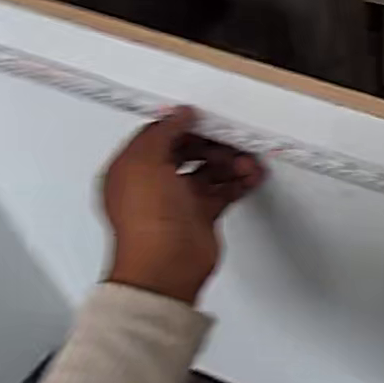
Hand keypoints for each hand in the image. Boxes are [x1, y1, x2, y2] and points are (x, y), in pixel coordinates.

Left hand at [101, 107, 264, 304]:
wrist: (166, 267)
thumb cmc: (147, 222)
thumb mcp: (144, 162)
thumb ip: (162, 132)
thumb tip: (179, 115)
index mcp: (132, 170)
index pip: (159, 136)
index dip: (183, 126)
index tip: (205, 121)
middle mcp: (154, 184)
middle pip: (188, 152)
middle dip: (213, 145)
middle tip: (231, 143)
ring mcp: (178, 201)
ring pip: (210, 170)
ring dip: (231, 163)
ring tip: (246, 164)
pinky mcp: (201, 215)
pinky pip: (225, 190)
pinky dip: (240, 182)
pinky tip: (252, 177)